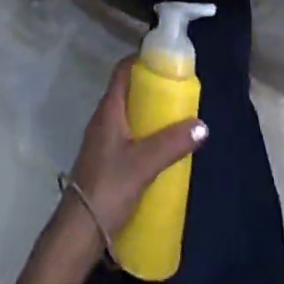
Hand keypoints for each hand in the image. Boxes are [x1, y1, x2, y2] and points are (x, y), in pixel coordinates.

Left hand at [18, 57, 208, 283]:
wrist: (82, 224)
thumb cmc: (109, 185)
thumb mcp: (144, 163)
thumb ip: (172, 143)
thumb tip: (201, 125)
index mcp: (108, 109)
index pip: (121, 72)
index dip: (139, 61)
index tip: (162, 59)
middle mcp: (103, 118)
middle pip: (126, 92)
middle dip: (150, 88)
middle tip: (177, 91)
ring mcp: (102, 138)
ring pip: (127, 114)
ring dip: (148, 112)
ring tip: (175, 118)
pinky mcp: (106, 158)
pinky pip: (127, 134)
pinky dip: (144, 133)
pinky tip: (161, 149)